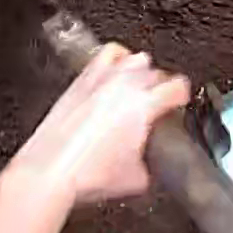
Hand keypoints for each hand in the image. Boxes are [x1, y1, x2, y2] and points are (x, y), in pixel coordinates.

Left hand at [10, 44, 191, 205]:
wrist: (50, 171)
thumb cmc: (88, 175)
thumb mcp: (134, 178)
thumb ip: (148, 162)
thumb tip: (145, 163)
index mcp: (146, 104)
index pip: (178, 87)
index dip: (182, 95)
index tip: (179, 101)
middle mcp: (128, 84)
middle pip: (158, 73)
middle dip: (161, 87)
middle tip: (157, 104)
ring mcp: (106, 77)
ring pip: (136, 58)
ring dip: (141, 72)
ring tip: (137, 88)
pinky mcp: (85, 78)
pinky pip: (110, 54)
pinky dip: (118, 58)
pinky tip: (115, 71)